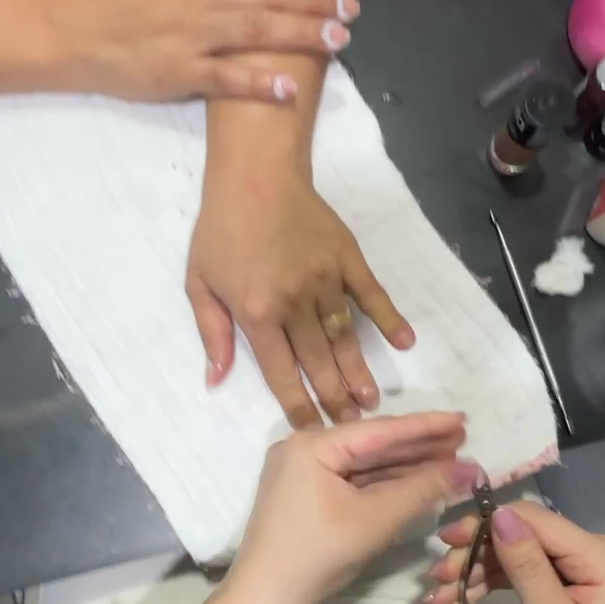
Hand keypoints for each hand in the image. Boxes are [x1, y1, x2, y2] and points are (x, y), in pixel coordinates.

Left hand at [187, 165, 413, 426]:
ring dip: (359, 371)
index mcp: (258, 313)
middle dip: (335, 398)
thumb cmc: (221, 229)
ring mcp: (326, 281)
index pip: (281, 371)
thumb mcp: (198, 282)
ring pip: (345, 337)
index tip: (312, 429)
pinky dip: (390, 318)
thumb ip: (212, 332)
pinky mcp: (348, 259)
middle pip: (319, 361)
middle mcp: (296, 304)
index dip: (297, 404)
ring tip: (373, 402)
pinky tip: (406, 342)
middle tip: (351, 425)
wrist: (254, 174)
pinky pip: (373, 295)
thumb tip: (216, 380)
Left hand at [225, 413, 481, 603]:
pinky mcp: (305, 493)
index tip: (462, 419)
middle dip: (418, 445)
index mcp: (312, 445)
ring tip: (449, 457)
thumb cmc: (317, 556)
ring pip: (363, 463)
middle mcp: (303, 448)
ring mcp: (301, 471)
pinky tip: (415, 478)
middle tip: (463, 438)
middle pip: (371, 444)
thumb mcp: (375, 521)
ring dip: (404, 464)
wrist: (263, 600)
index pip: (380, 430)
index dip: (426, 426)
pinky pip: (351, 479)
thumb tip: (469, 469)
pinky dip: (382, 482)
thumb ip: (422, 490)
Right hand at [429, 503, 604, 603]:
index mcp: (600, 553)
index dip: (487, 524)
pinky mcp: (561, 574)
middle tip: (437, 577)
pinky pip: (517, 567)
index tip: (446, 542)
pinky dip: (487, 582)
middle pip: (519, 533)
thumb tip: (500, 516)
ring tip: (440, 597)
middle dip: (475, 553)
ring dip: (474, 571)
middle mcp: (591, 547)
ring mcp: (576, 560)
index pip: (534, 520)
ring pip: (511, 550)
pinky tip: (458, 599)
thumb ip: (527, 569)